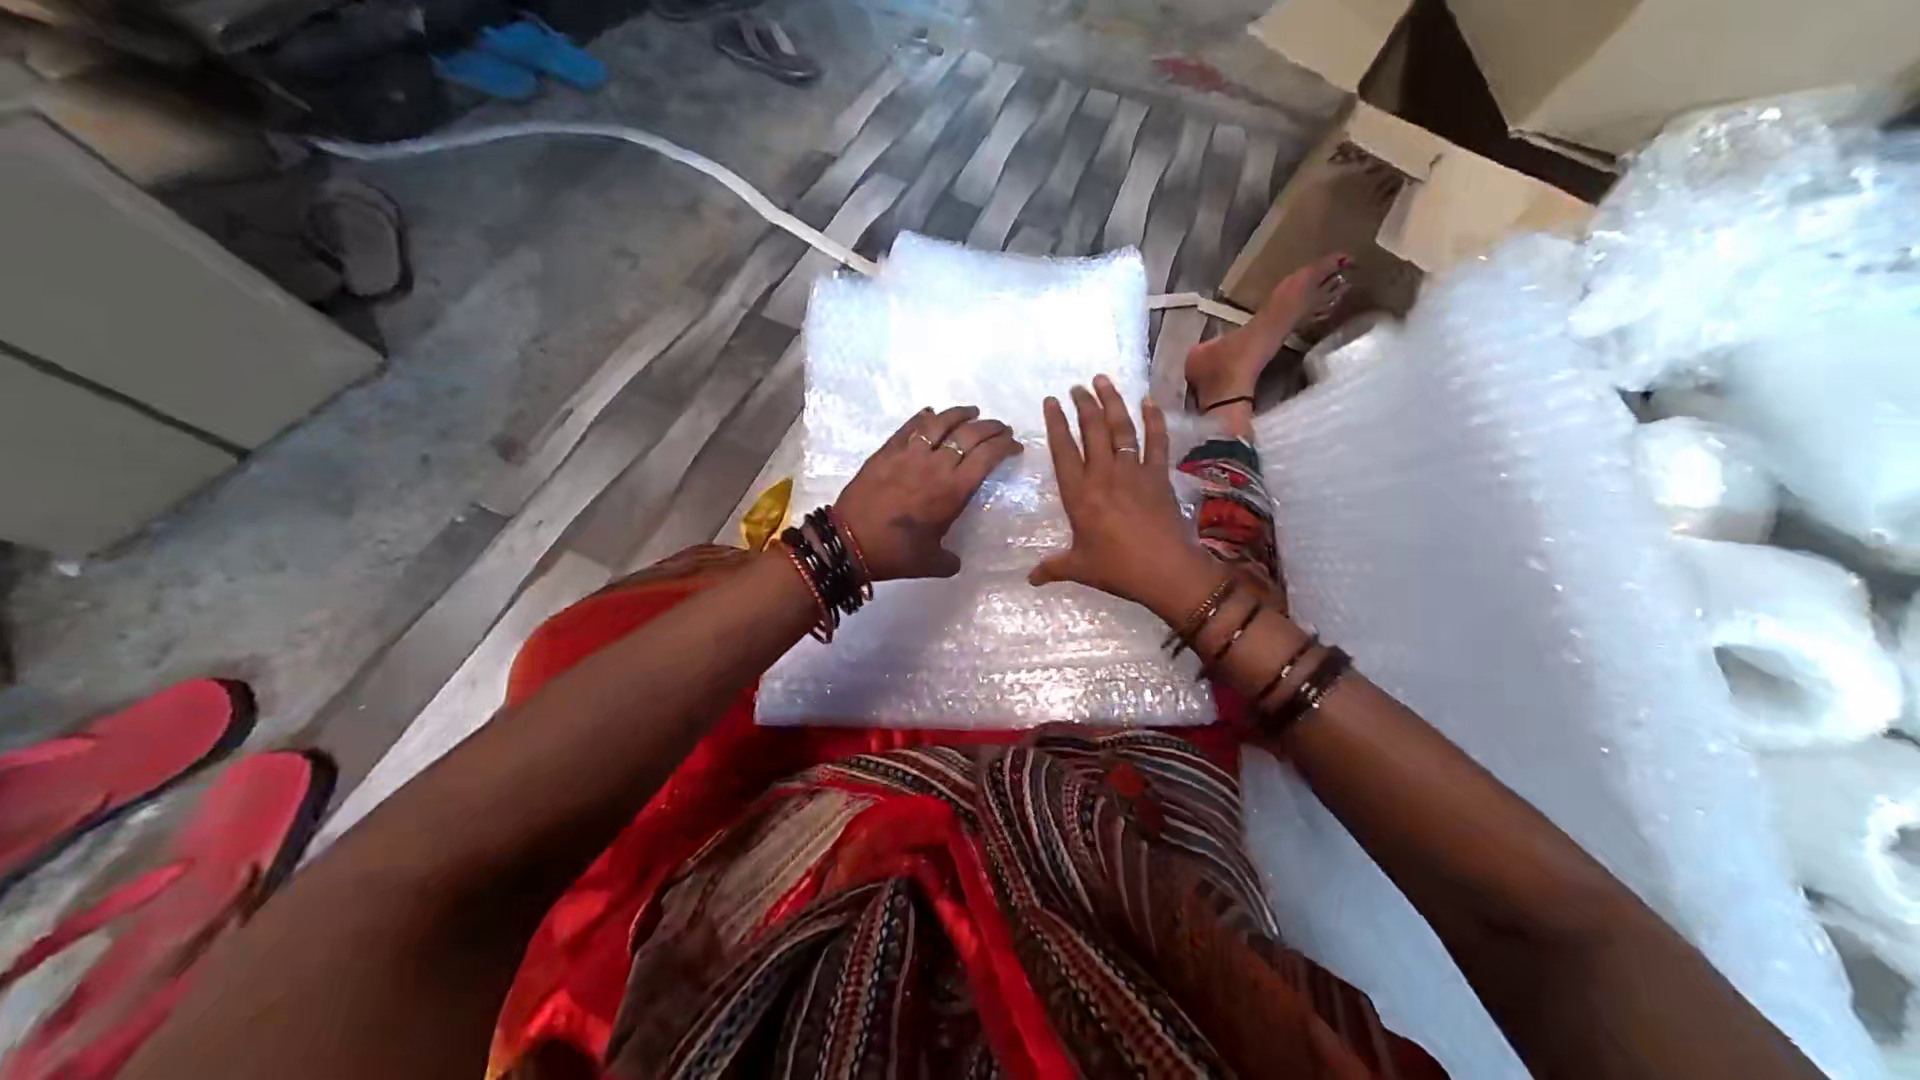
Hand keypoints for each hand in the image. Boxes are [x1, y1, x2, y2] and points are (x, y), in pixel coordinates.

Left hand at [833, 406, 1021, 580]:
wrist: (850, 541)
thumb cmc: (895, 553)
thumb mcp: (932, 563)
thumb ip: (949, 559)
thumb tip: (954, 559)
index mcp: (953, 490)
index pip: (987, 456)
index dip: (1004, 446)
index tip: (1013, 445)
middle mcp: (936, 465)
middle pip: (970, 434)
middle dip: (991, 427)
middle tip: (1000, 427)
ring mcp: (909, 454)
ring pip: (941, 422)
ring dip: (960, 414)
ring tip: (971, 412)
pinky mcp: (887, 451)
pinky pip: (910, 426)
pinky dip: (925, 417)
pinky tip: (931, 414)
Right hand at [1030, 376, 1219, 613]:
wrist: (1166, 570)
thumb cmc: (1117, 568)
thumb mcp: (1079, 568)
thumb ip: (1053, 567)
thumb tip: (1031, 579)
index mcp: (1079, 494)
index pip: (1063, 450)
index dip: (1056, 423)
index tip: (1051, 401)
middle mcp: (1103, 475)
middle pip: (1091, 430)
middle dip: (1083, 404)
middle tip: (1077, 387)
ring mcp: (1134, 471)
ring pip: (1120, 428)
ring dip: (1111, 401)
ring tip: (1103, 380)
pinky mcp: (1158, 475)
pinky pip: (1156, 441)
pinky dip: (1154, 419)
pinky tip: (1149, 401)